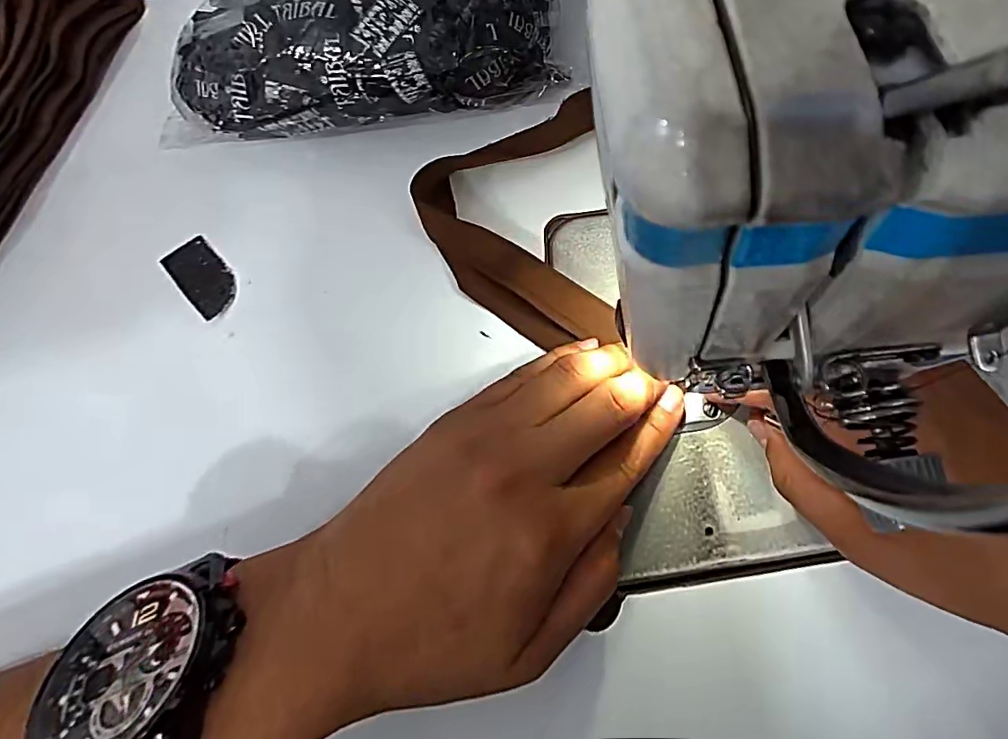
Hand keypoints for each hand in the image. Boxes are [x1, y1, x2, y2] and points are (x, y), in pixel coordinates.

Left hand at [210, 341, 683, 736]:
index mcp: (547, 533)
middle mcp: (522, 473)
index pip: (625, 460)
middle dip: (643, 386)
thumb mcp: (526, 653)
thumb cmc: (423, 636)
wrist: (334, 614)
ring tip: (628, 359)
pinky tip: (577, 355)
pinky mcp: (458, 420)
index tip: (673, 407)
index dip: (658, 427)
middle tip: (658, 380)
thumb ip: (590, 588)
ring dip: (607, 361)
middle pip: (606, 404)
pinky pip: (522, 374)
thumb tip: (618, 526)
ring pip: (568, 375)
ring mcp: (486, 437)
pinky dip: (559, 358)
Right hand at [720, 364, 1007, 624]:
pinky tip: (891, 432)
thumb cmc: (971, 563)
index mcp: (870, 424)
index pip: (791, 388)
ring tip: (850, 441)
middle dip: (797, 396)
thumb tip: (766, 435)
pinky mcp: (956, 374)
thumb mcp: (866, 539)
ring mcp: (931, 373)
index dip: (760, 392)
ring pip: (855, 370)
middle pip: (821, 374)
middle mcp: (899, 384)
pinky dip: (875, 393)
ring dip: (837, 394)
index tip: (742, 399)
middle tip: (791, 431)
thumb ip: (802, 480)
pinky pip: (892, 373)